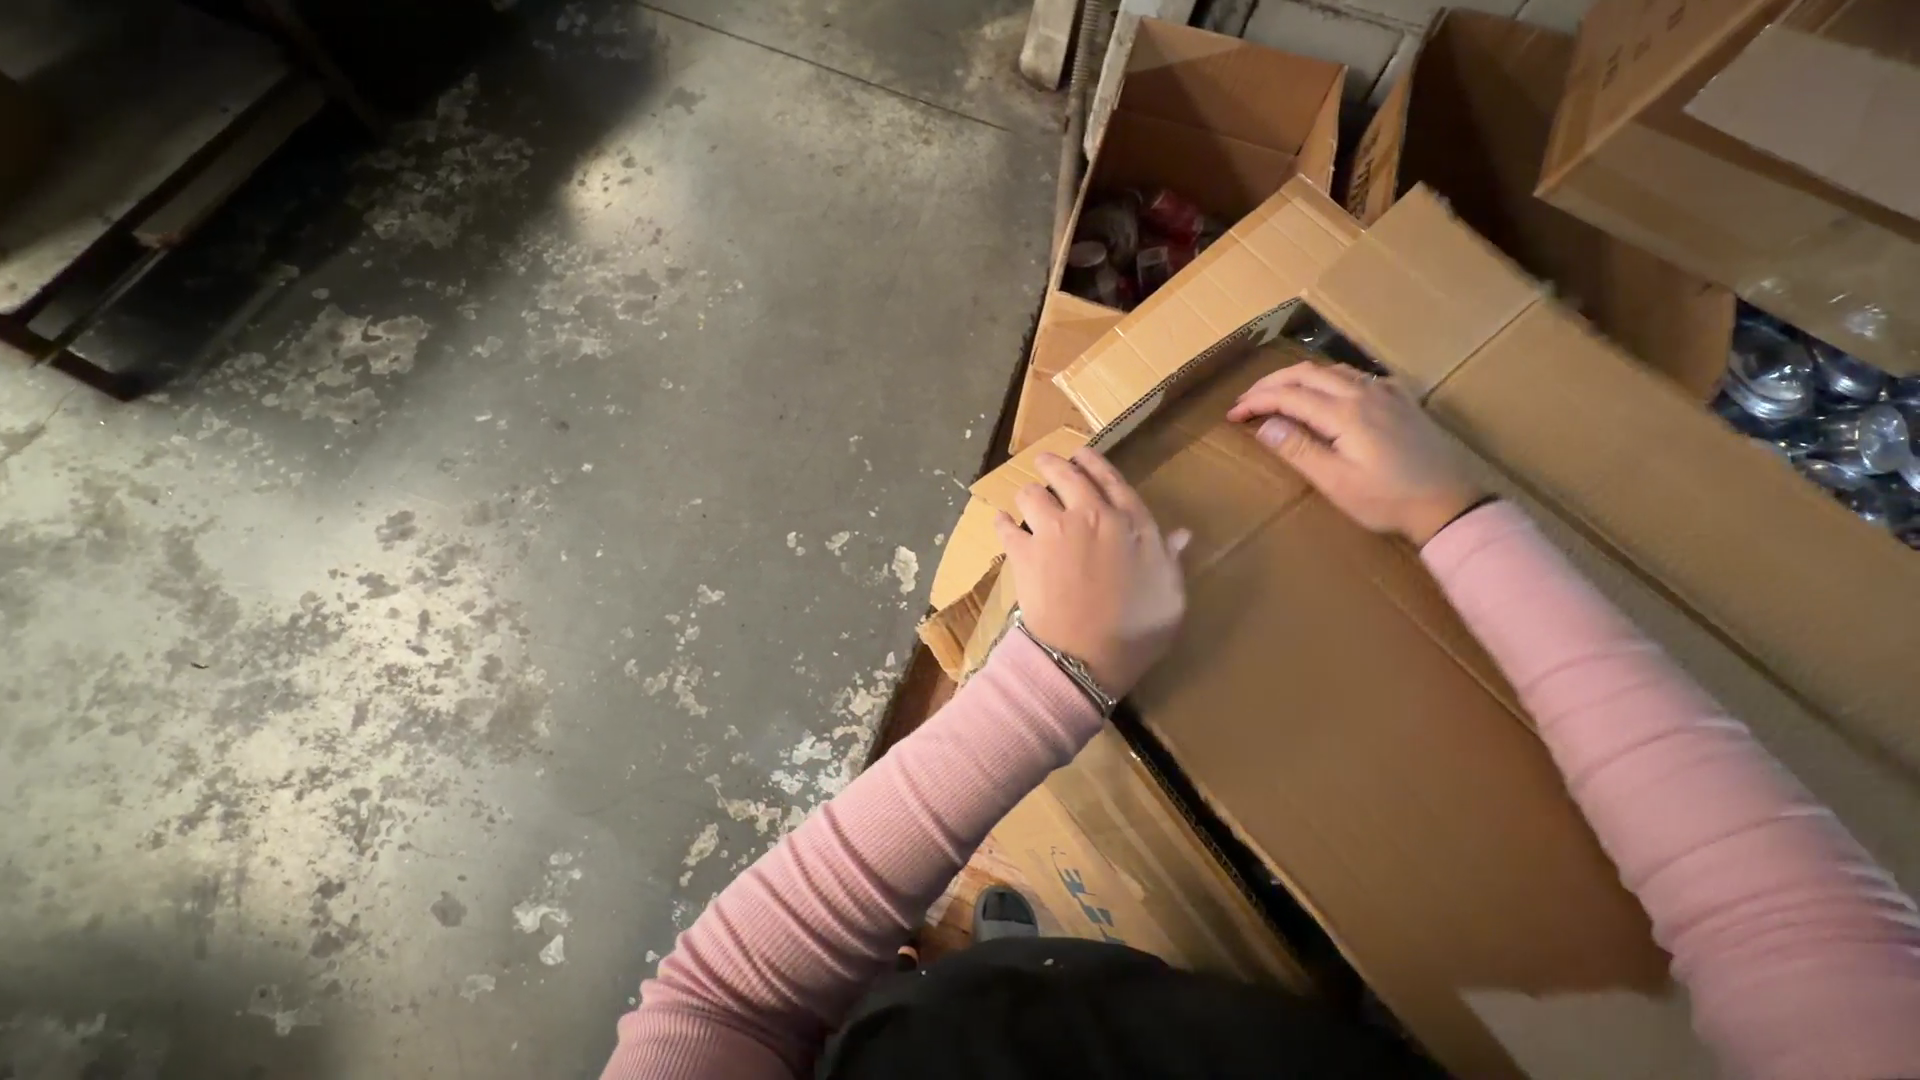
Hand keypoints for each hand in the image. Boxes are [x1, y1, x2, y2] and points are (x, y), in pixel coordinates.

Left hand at [993, 449, 1190, 696]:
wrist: (1086, 657)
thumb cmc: (1137, 631)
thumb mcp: (1170, 594)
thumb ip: (1171, 559)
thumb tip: (1181, 534)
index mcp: (1131, 523)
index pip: (1111, 479)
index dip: (1094, 463)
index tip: (1082, 454)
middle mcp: (1091, 515)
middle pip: (1067, 475)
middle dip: (1053, 465)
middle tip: (1045, 463)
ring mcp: (1054, 530)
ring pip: (1032, 494)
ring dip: (1029, 494)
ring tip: (1025, 499)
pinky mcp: (1023, 551)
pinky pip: (1006, 526)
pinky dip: (1002, 523)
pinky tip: (1001, 521)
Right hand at [1226, 363, 1483, 545]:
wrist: (1449, 503)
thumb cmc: (1388, 500)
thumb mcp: (1336, 482)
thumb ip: (1299, 450)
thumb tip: (1265, 425)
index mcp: (1345, 413)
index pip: (1289, 395)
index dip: (1257, 401)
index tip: (1233, 414)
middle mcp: (1365, 393)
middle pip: (1308, 373)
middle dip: (1272, 382)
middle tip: (1247, 399)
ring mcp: (1387, 394)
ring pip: (1333, 370)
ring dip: (1299, 376)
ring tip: (1278, 392)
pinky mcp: (1402, 401)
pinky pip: (1358, 376)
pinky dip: (1330, 378)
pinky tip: (1328, 392)